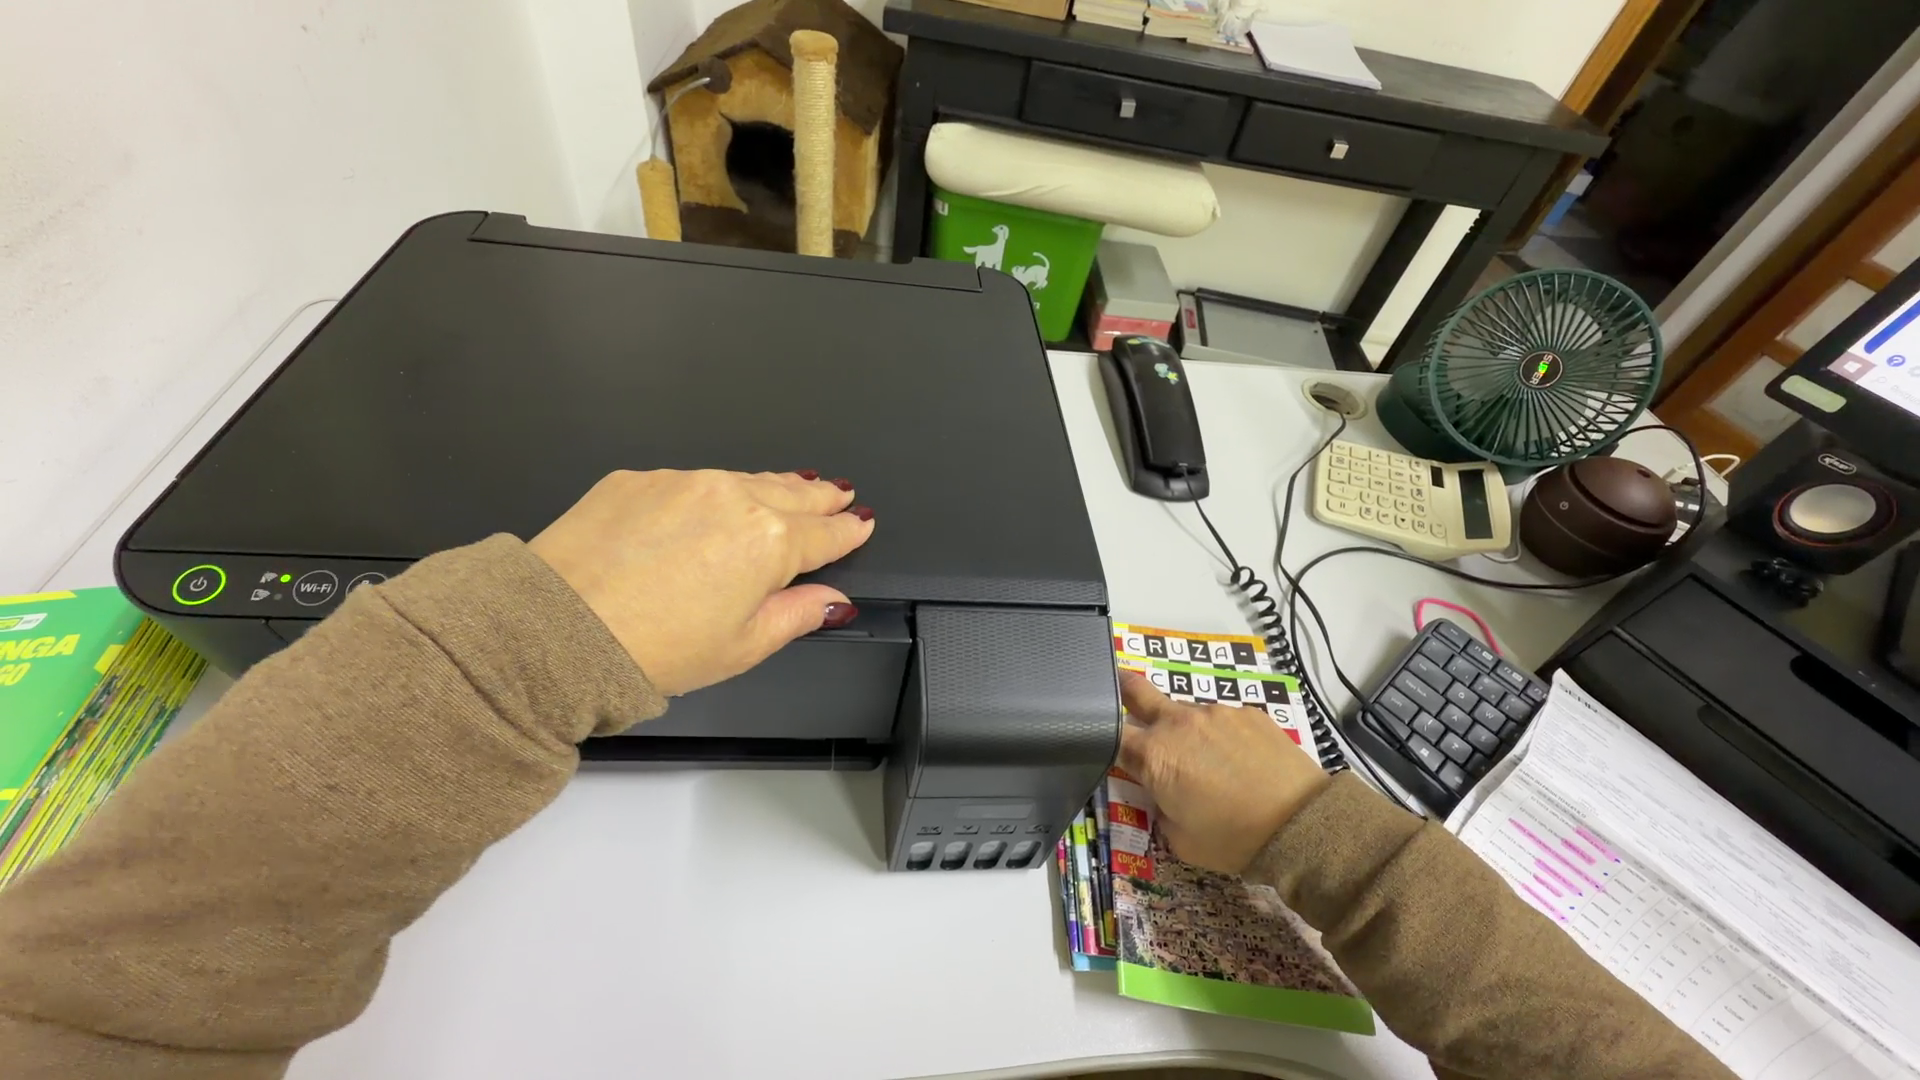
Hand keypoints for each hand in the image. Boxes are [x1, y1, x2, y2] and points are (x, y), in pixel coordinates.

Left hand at [528, 469, 873, 696]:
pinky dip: (713, 491)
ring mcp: (684, 482)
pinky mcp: (640, 479)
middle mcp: (734, 498)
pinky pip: (692, 480)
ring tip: (792, 487)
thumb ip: (799, 614)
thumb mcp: (744, 646)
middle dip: (821, 495)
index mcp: (770, 542)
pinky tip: (715, 504)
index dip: (848, 528)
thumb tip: (833, 602)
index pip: (826, 533)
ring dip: (773, 487)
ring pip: (746, 479)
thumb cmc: (651, 647)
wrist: (557, 629)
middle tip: (839, 491)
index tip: (861, 521)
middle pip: (794, 494)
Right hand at [1118, 671, 1331, 874]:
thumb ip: (1159, 807)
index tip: (1112, 747)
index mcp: (1153, 754)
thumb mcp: (1178, 839)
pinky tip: (1241, 760)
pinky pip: (1223, 718)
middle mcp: (1178, 722)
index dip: (1107, 739)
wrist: (1300, 825)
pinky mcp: (1248, 711)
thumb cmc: (1232, 839)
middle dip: (1123, 689)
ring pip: (1186, 711)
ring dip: (1186, 728)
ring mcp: (1215, 711)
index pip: (1112, 733)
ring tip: (1211, 761)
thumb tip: (1162, 790)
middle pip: (1137, 690)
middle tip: (1121, 691)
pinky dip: (1222, 734)